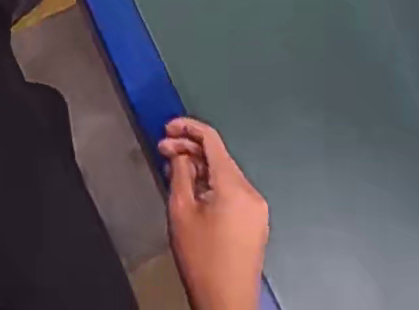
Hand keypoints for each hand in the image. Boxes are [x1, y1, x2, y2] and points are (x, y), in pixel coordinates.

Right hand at [160, 117, 268, 309]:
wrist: (226, 306)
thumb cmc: (202, 260)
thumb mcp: (181, 211)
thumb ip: (180, 173)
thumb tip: (179, 153)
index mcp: (234, 186)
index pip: (212, 139)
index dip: (188, 127)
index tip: (167, 127)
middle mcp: (250, 192)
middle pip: (218, 156)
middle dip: (189, 149)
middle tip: (163, 150)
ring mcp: (255, 208)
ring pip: (224, 173)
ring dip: (199, 167)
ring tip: (173, 169)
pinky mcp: (254, 222)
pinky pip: (231, 190)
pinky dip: (211, 183)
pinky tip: (191, 188)